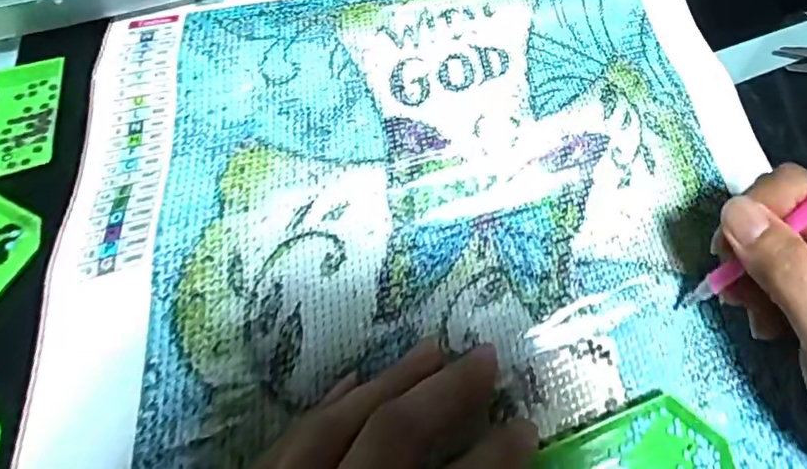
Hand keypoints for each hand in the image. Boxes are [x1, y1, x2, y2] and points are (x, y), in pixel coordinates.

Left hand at [253, 342, 537, 468]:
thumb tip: (500, 448)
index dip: (493, 458)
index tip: (526, 427)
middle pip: (390, 440)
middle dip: (444, 395)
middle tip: (486, 356)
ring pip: (329, 431)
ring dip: (387, 385)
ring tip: (430, 349)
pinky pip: (280, 447)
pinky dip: (321, 411)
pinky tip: (350, 382)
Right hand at [715, 165, 806, 468]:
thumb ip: (790, 278)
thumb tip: (735, 211)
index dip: (760, 211)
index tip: (725, 257)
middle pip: (793, 209)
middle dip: (754, 244)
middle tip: (736, 297)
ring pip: (787, 236)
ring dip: (758, 271)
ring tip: (756, 319)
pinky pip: (794, 265)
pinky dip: (770, 289)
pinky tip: (769, 324)